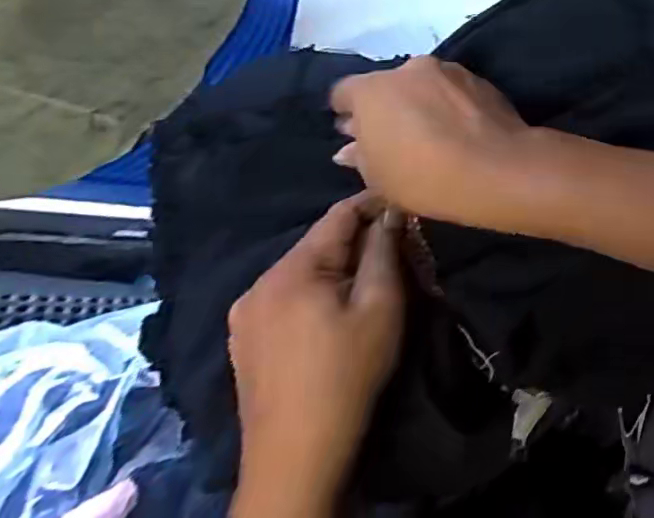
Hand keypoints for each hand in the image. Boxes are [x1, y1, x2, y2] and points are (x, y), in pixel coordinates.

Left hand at [228, 193, 403, 517]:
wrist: (297, 451)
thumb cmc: (348, 370)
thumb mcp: (381, 303)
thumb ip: (384, 249)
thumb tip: (392, 211)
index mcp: (291, 271)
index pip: (339, 214)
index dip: (376, 202)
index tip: (409, 202)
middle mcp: (258, 283)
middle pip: (318, 241)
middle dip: (359, 235)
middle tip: (399, 241)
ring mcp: (245, 313)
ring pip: (303, 267)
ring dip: (338, 262)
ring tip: (373, 273)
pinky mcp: (244, 338)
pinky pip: (287, 293)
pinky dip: (317, 286)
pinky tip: (336, 305)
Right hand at [330, 56, 539, 228]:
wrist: (496, 167)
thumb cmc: (422, 175)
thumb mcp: (376, 176)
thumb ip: (360, 154)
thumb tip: (352, 147)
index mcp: (374, 88)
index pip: (345, 92)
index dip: (347, 113)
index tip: (354, 135)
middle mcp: (413, 69)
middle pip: (390, 85)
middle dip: (388, 106)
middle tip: (394, 137)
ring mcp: (452, 71)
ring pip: (426, 84)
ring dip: (422, 102)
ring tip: (431, 134)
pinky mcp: (483, 81)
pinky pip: (456, 91)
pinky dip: (451, 104)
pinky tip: (458, 130)